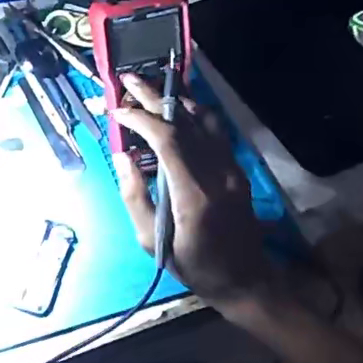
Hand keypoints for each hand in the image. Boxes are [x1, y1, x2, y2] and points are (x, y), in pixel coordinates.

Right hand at [109, 74, 272, 313]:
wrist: (246, 281)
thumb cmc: (193, 265)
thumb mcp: (150, 240)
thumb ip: (134, 196)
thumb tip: (122, 157)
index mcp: (194, 193)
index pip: (167, 139)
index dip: (140, 119)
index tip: (117, 112)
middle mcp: (218, 174)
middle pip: (184, 123)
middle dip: (152, 98)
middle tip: (127, 80)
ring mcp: (232, 170)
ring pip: (204, 121)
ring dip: (174, 101)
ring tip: (149, 89)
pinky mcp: (237, 171)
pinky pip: (215, 132)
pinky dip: (193, 115)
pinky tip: (176, 109)